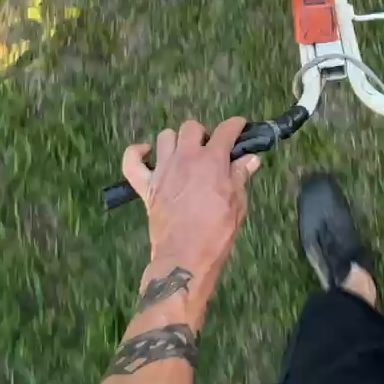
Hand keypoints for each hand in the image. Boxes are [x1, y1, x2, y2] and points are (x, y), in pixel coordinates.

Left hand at [121, 117, 260, 300]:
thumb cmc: (217, 233)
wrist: (185, 258)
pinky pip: (131, 162)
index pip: (226, 130)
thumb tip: (251, 158)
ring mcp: (163, 170)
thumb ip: (240, 176)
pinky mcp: (146, 186)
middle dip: (203, 134)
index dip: (235, 125)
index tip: (240, 127)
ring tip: (184, 155)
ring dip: (176, 142)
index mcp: (211, 160)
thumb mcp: (237, 204)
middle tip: (209, 151)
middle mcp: (186, 157)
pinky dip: (136, 154)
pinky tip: (147, 154)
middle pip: (192, 127)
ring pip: (165, 137)